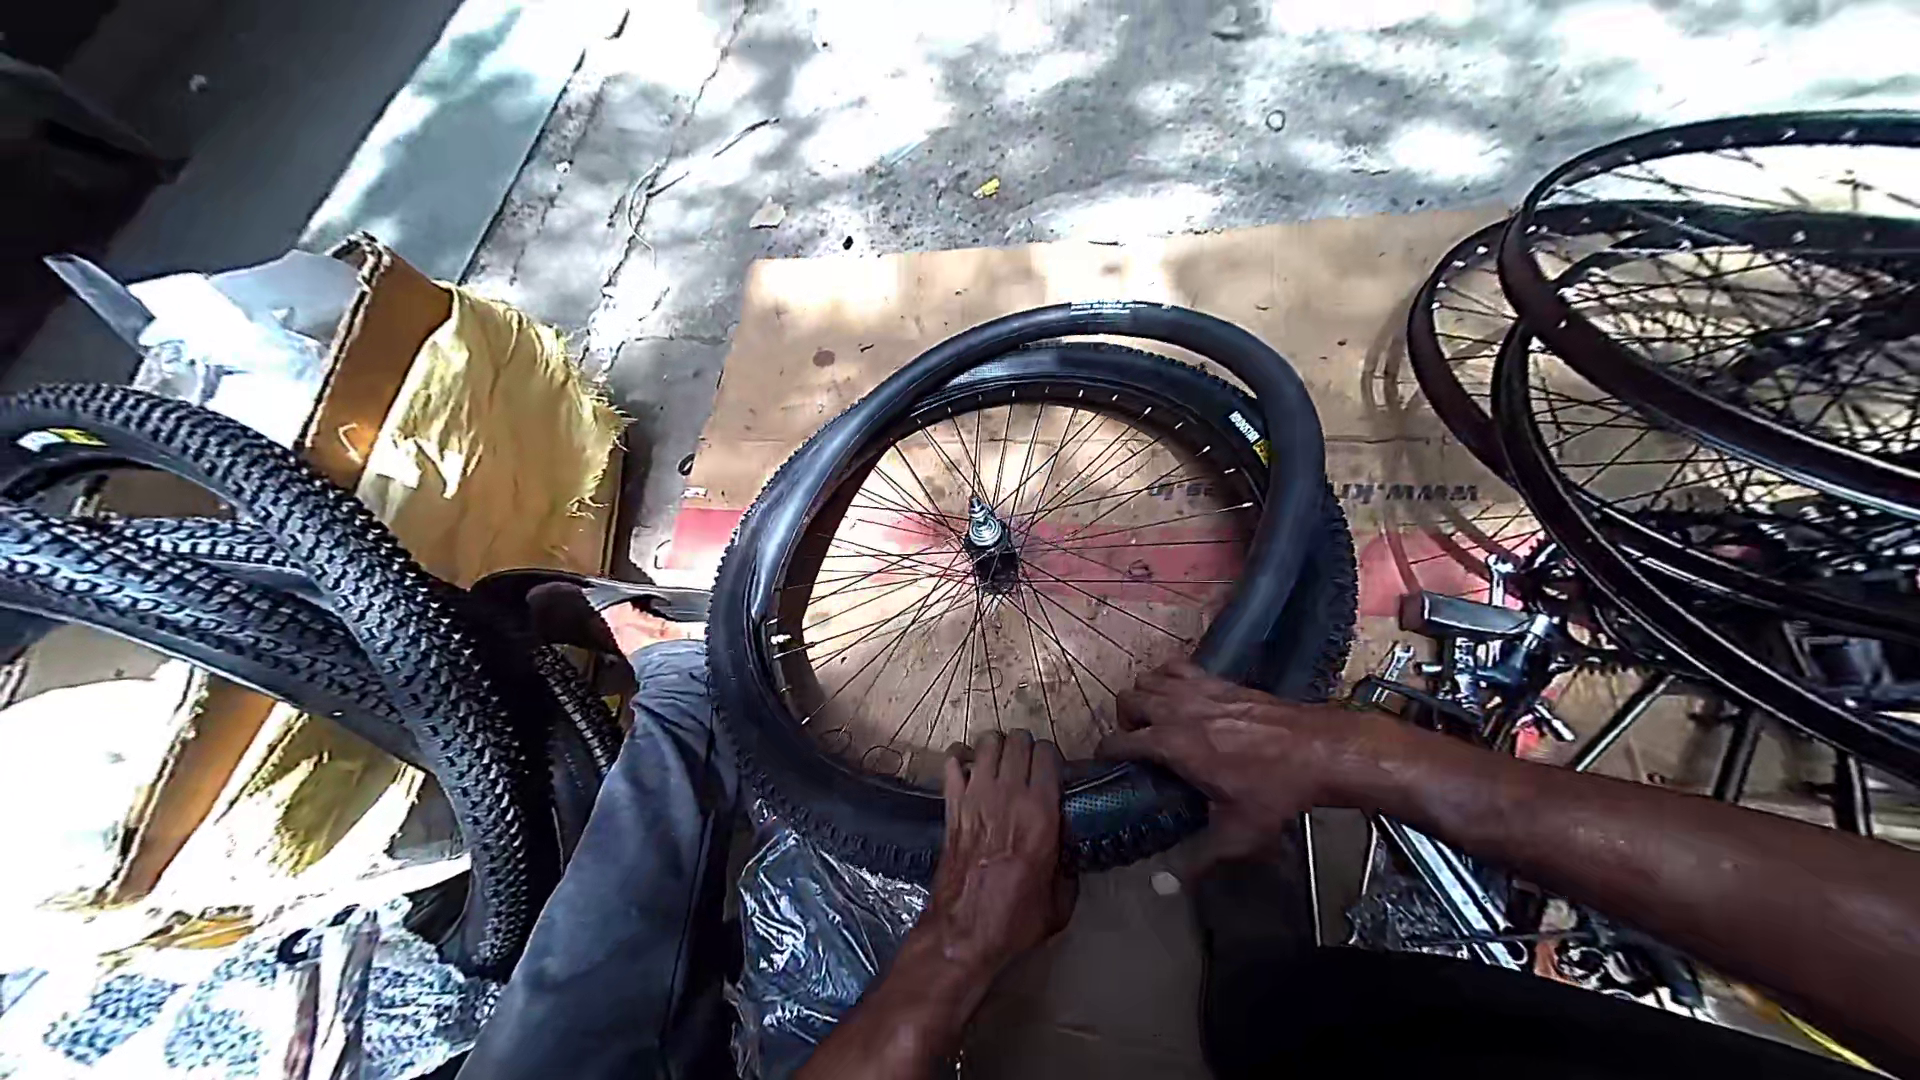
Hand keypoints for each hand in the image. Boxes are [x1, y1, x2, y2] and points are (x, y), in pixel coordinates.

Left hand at [918, 729, 1075, 982]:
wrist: (963, 931)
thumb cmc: (1014, 920)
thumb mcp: (1059, 901)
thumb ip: (1069, 867)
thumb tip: (1069, 851)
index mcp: (1040, 813)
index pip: (1048, 755)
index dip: (1051, 758)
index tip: (1052, 772)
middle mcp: (1009, 794)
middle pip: (1018, 740)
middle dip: (1025, 747)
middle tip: (1026, 765)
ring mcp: (976, 794)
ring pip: (988, 741)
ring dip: (997, 748)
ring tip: (1000, 763)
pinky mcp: (952, 802)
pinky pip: (953, 761)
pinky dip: (961, 760)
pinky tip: (968, 773)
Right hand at [1099, 660, 1387, 866]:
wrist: (1316, 749)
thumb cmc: (1276, 789)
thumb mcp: (1239, 831)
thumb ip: (1200, 856)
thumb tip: (1171, 883)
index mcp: (1172, 744)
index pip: (1118, 740)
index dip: (1107, 753)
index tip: (1109, 764)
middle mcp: (1175, 710)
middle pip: (1126, 700)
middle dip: (1124, 721)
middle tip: (1139, 743)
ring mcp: (1194, 689)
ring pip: (1145, 680)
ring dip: (1143, 698)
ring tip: (1156, 719)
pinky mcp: (1213, 679)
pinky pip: (1173, 666)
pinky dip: (1166, 677)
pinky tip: (1178, 695)